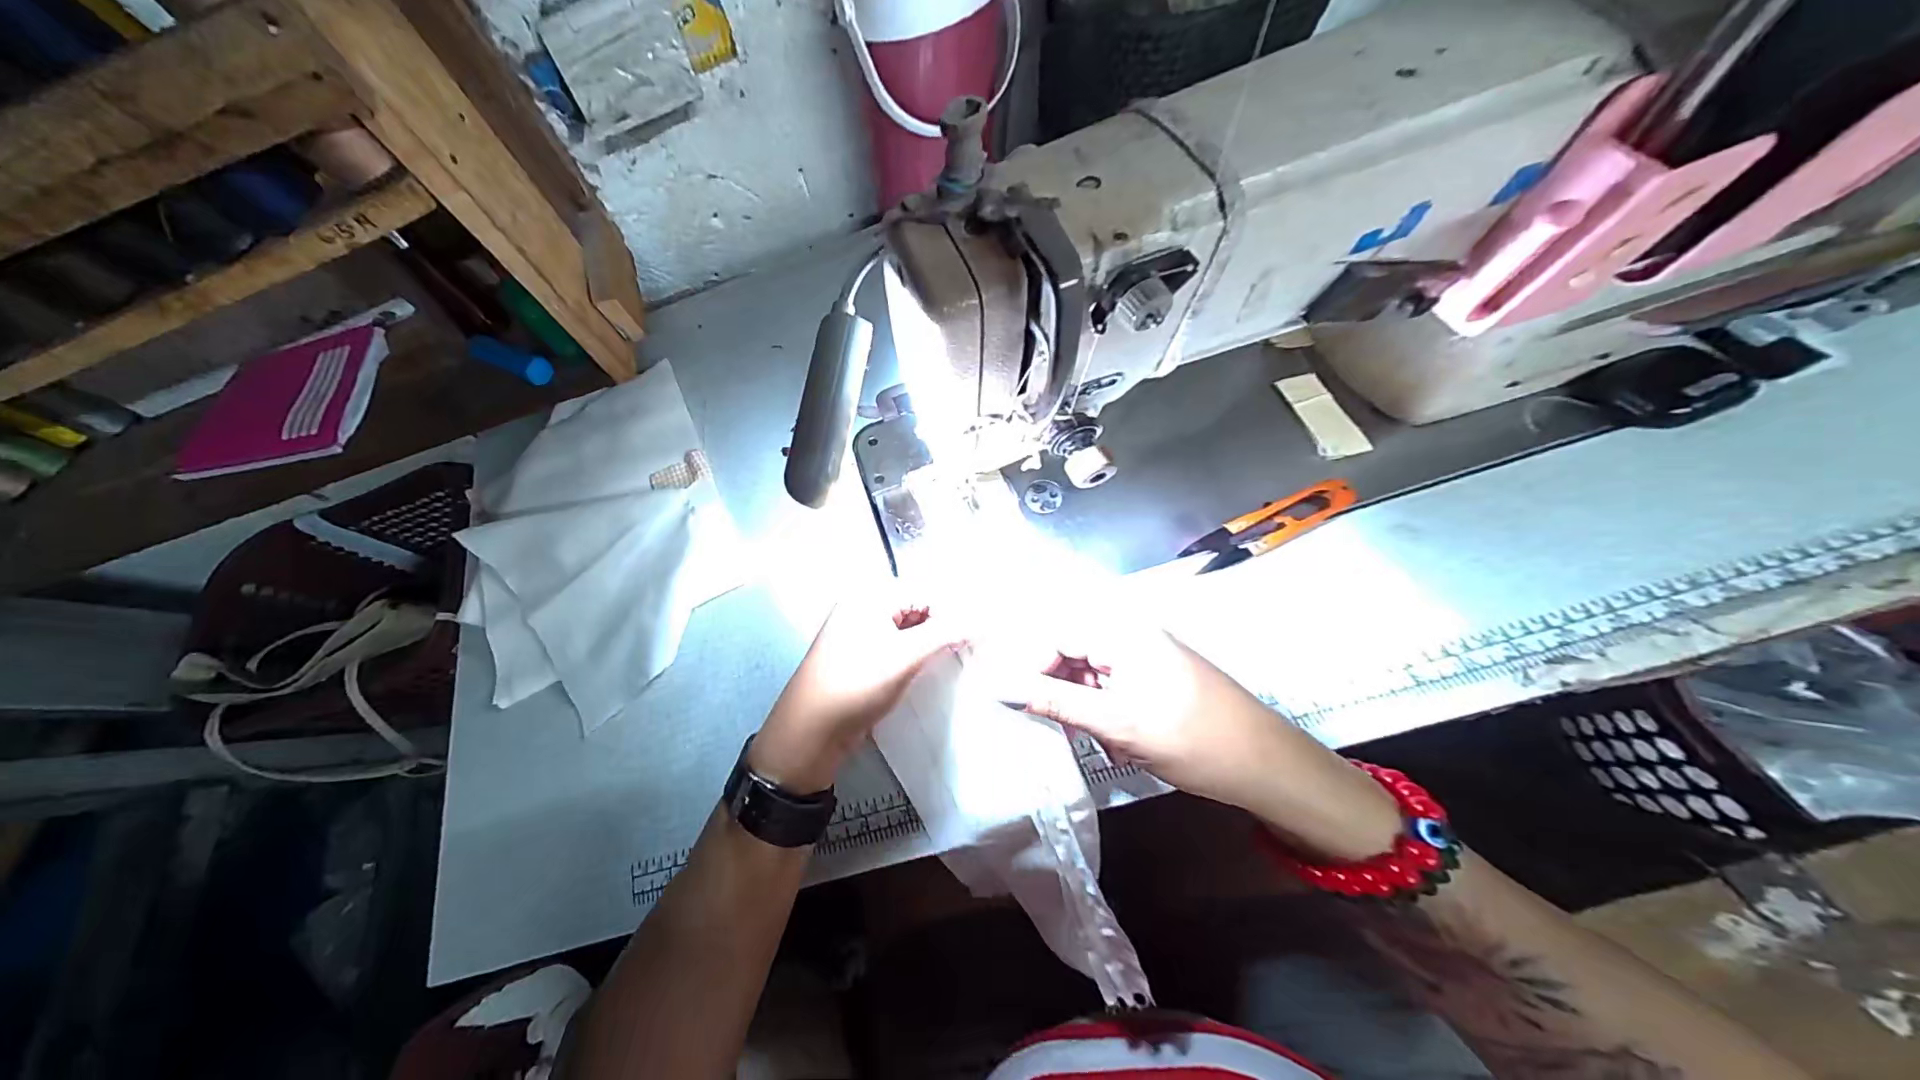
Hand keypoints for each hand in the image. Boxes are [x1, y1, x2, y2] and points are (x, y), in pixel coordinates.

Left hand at [750, 588, 966, 792]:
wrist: (809, 735)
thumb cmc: (854, 688)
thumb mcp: (905, 657)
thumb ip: (947, 633)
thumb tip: (983, 619)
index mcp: (868, 596)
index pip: (927, 590)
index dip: (958, 608)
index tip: (985, 630)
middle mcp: (863, 607)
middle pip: (920, 606)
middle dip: (949, 623)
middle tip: (978, 644)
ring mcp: (862, 633)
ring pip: (912, 628)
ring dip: (936, 640)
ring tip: (963, 656)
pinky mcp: (863, 658)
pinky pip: (900, 646)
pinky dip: (921, 654)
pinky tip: (937, 667)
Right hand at [980, 619, 1400, 862]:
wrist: (1264, 764)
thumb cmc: (1192, 739)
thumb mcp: (1117, 723)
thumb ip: (1055, 700)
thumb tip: (997, 685)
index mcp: (1121, 628)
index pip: (1051, 633)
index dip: (1025, 666)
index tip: (1009, 702)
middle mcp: (1126, 629)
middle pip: (1063, 645)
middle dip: (1049, 684)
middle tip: (1045, 723)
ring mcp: (1138, 651)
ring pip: (1080, 665)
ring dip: (1072, 699)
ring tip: (1086, 735)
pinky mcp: (1146, 673)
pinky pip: (1101, 679)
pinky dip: (1093, 706)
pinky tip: (1105, 736)